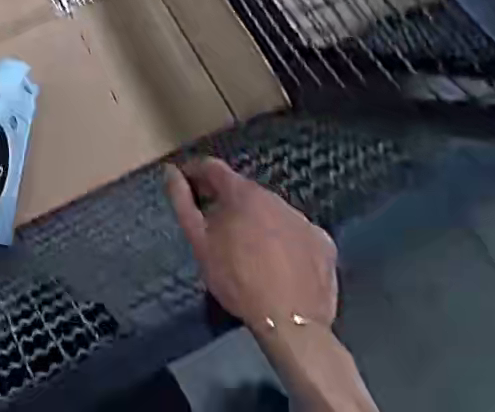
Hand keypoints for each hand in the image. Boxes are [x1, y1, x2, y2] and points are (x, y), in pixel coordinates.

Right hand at [164, 159, 336, 329]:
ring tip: (247, 246)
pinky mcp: (324, 244)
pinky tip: (279, 260)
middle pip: (243, 190)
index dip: (195, 171)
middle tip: (213, 221)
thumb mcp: (198, 240)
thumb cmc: (236, 279)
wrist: (290, 325)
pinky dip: (285, 238)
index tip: (185, 182)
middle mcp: (275, 198)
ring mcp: (303, 220)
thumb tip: (170, 171)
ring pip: (271, 211)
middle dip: (225, 199)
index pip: (213, 167)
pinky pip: (296, 232)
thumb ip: (182, 200)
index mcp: (242, 193)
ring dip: (256, 218)